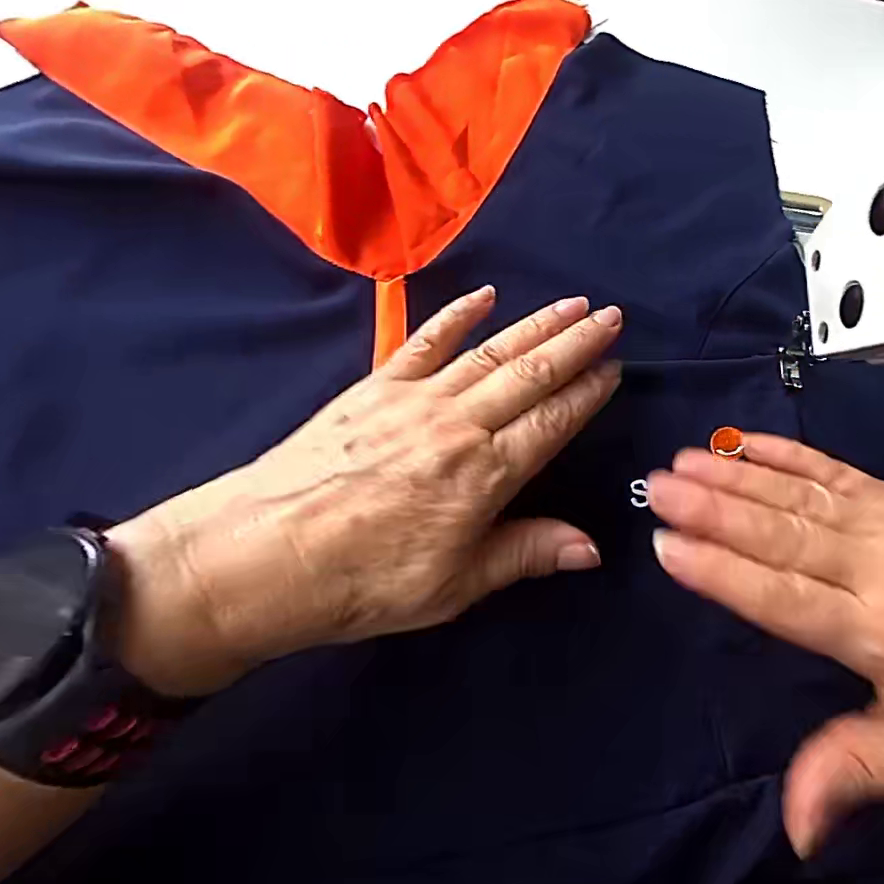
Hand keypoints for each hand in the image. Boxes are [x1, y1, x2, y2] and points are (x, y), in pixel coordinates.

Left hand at [106, 286, 623, 695]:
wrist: (270, 553)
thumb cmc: (366, 582)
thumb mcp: (453, 586)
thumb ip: (523, 554)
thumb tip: (592, 546)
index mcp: (485, 476)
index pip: (552, 423)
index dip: (587, 394)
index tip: (614, 368)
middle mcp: (459, 425)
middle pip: (530, 375)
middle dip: (575, 343)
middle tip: (609, 317)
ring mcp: (415, 399)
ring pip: (488, 352)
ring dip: (533, 325)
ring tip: (570, 303)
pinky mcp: (375, 387)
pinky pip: (424, 342)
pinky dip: (456, 317)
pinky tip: (483, 297)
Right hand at [644, 433, 883, 855]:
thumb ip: (852, 774)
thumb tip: (794, 830)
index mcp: (882, 633)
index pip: (785, 598)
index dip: (723, 573)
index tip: (668, 547)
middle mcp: (880, 569)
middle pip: (782, 535)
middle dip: (712, 510)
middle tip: (657, 489)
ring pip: (794, 496)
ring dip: (732, 476)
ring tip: (679, 463)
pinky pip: (826, 467)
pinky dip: (777, 451)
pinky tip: (736, 441)